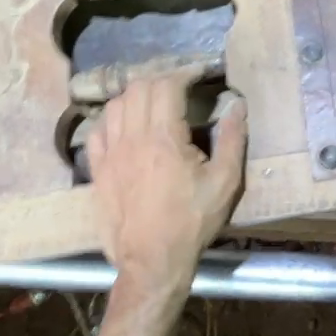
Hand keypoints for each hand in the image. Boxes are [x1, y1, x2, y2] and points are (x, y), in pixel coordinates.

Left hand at [86, 75, 247, 298]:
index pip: (167, 85)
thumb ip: (233, 140)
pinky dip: (112, 119)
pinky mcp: (97, 171)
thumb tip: (238, 105)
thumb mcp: (225, 183)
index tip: (199, 74)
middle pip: (138, 88)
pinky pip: (98, 131)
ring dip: (136, 96)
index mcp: (163, 138)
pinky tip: (126, 126)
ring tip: (154, 103)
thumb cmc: (192, 222)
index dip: (184, 73)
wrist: (151, 262)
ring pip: (115, 105)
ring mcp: (110, 154)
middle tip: (181, 86)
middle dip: (161, 79)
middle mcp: (132, 139)